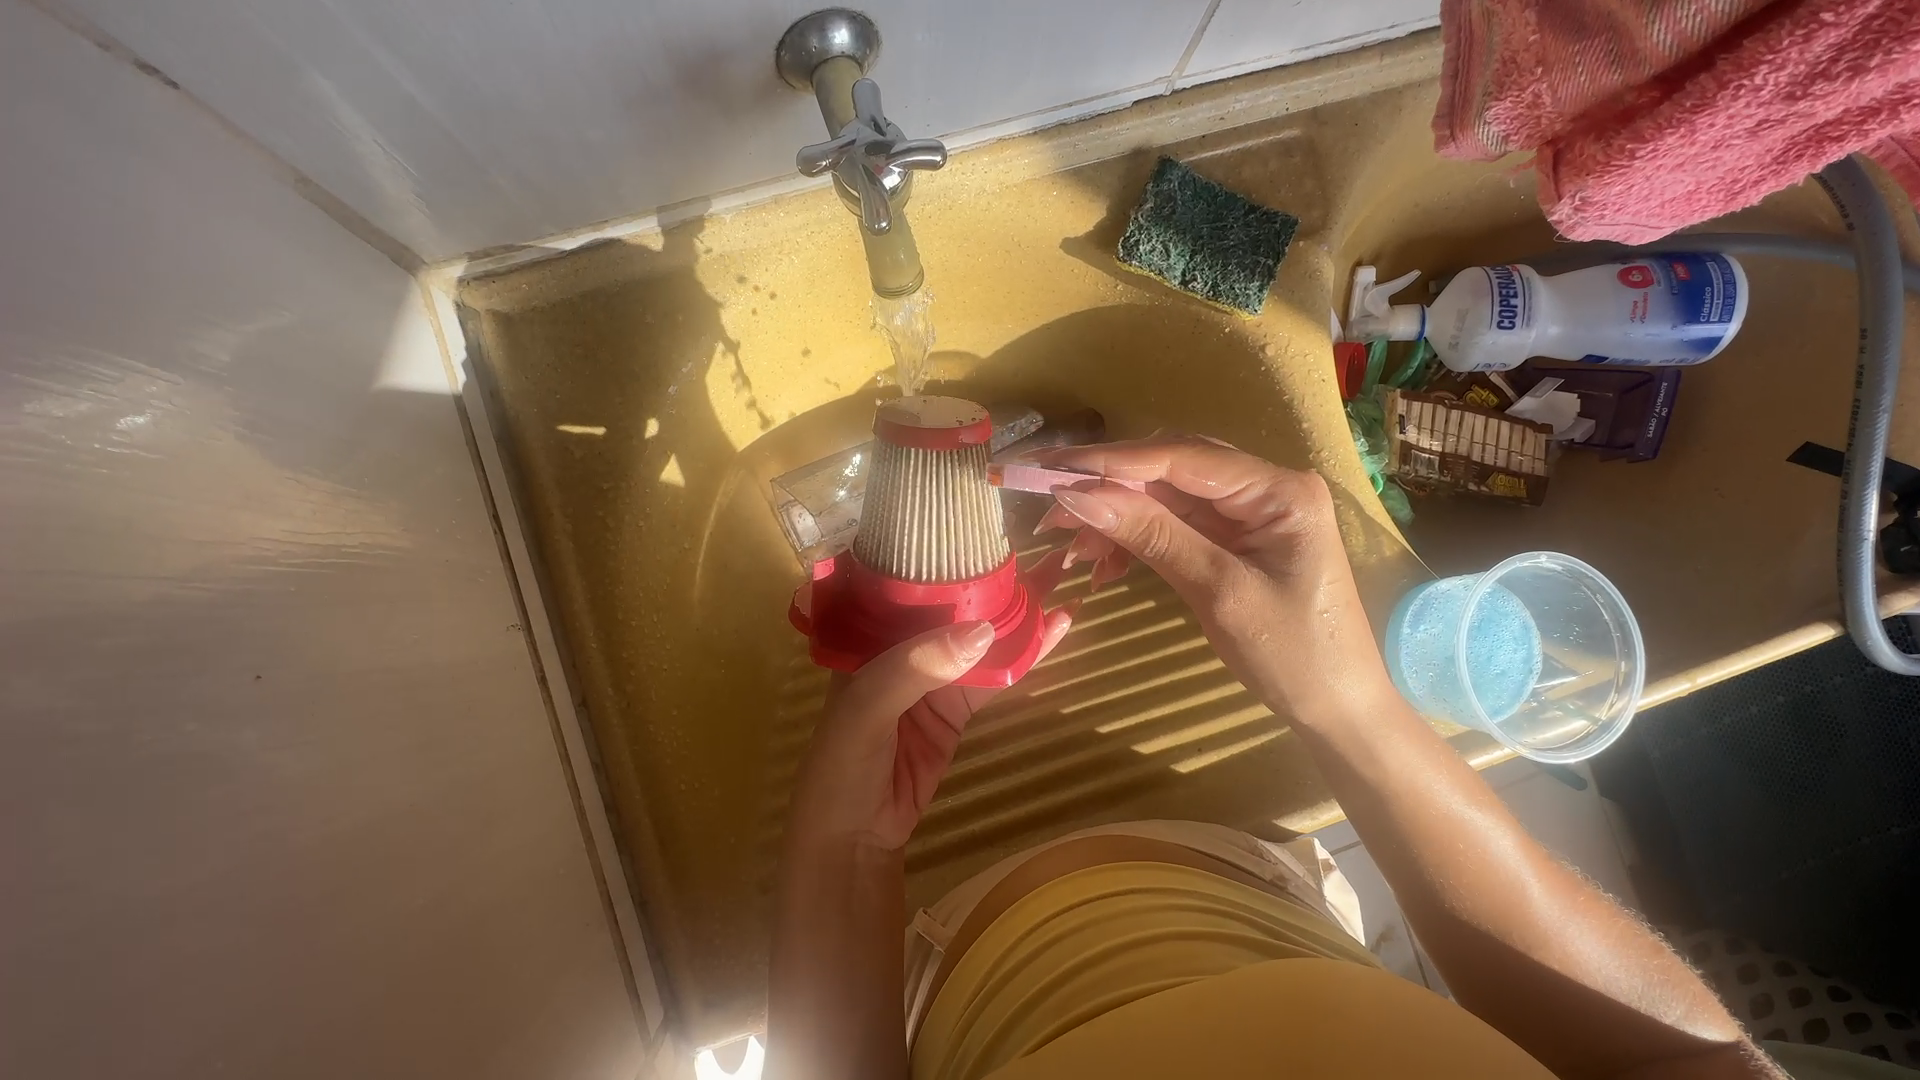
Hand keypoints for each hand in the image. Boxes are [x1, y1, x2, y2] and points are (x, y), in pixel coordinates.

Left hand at [785, 561, 1074, 853]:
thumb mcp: (865, 711)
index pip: (906, 586)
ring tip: (1059, 581)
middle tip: (1040, 553)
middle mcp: (899, 648)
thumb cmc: (842, 767)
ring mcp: (932, 678)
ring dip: (1016, 615)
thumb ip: (916, 667)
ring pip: (979, 638)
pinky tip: (1055, 631)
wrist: (854, 838)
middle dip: (991, 581)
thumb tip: (983, 631)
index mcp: (865, 636)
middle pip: (950, 606)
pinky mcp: (956, 708)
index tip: (986, 533)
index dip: (944, 560)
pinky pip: (995, 676)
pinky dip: (1025, 655)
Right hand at [1034, 436, 1394, 727]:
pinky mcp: (1233, 540)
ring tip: (1067, 547)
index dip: (1109, 462)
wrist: (1336, 711)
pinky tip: (1102, 564)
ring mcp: (1248, 514)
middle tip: (1046, 504)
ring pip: (1164, 497)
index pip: (1180, 458)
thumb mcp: (1218, 592)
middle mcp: (1264, 487)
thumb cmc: (1292, 655)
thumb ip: (1151, 535)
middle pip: (1169, 469)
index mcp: (1278, 489)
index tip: (1049, 469)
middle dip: (1105, 486)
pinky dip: (1134, 540)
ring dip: (1114, 517)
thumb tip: (1077, 495)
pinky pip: (1172, 526)